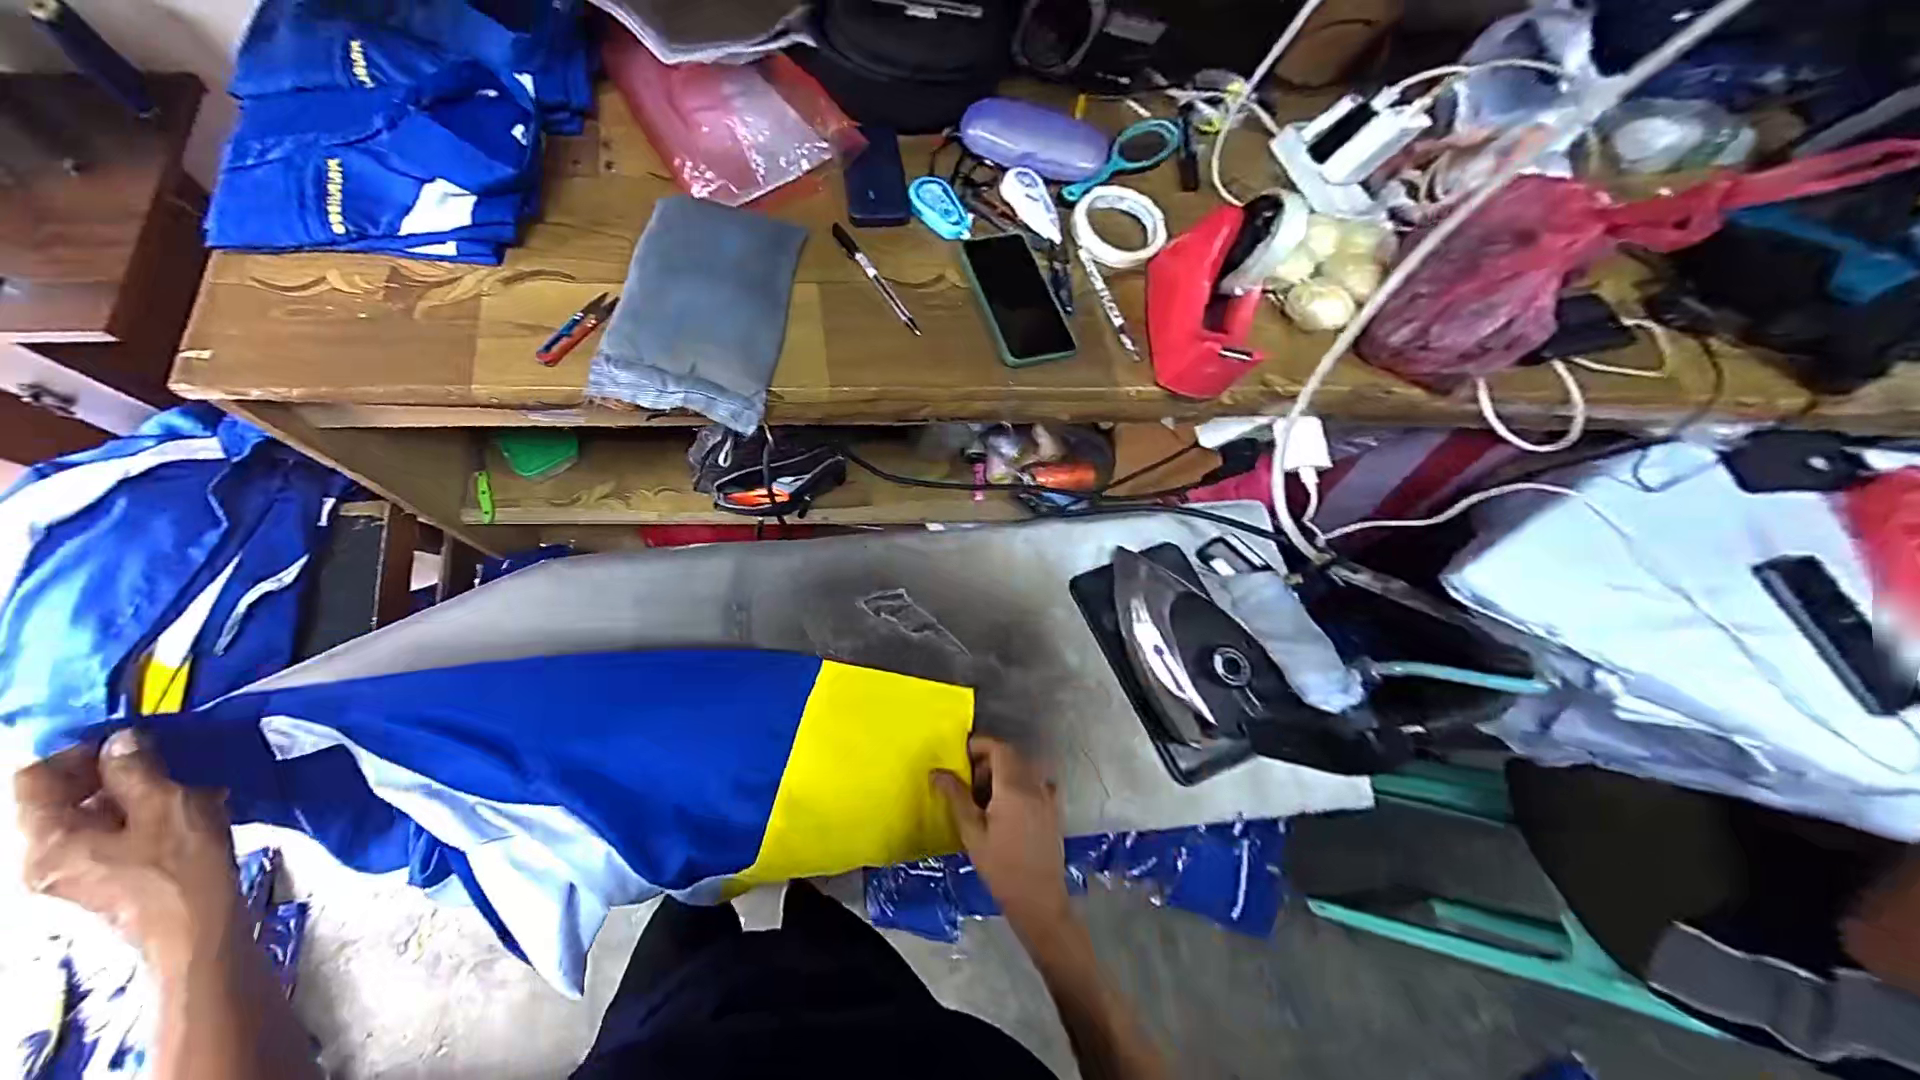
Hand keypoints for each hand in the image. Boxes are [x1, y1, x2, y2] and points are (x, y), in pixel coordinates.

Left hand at [16, 730, 239, 970]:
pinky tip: (186, 814)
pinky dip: (142, 818)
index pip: (35, 779)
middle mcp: (43, 858)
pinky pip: (109, 837)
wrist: (198, 926)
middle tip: (165, 760)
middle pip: (60, 800)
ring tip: (186, 787)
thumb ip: (137, 771)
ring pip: (90, 818)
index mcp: (47, 840)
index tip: (129, 738)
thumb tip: (121, 742)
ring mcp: (70, 873)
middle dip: (112, 775)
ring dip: (135, 795)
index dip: (78, 751)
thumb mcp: (169, 806)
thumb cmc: (182, 864)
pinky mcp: (101, 881)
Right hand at [932, 735, 1070, 930]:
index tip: (961, 755)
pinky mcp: (1054, 811)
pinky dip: (1019, 785)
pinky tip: (1007, 808)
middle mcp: (1035, 786)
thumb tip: (937, 772)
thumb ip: (956, 797)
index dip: (979, 745)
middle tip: (968, 781)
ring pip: (1024, 769)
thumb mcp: (972, 833)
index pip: (999, 748)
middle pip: (1012, 756)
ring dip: (1003, 773)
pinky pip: (1035, 784)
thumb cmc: (1001, 868)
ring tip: (984, 797)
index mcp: (1014, 787)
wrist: (1039, 900)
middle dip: (988, 760)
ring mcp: (1048, 798)